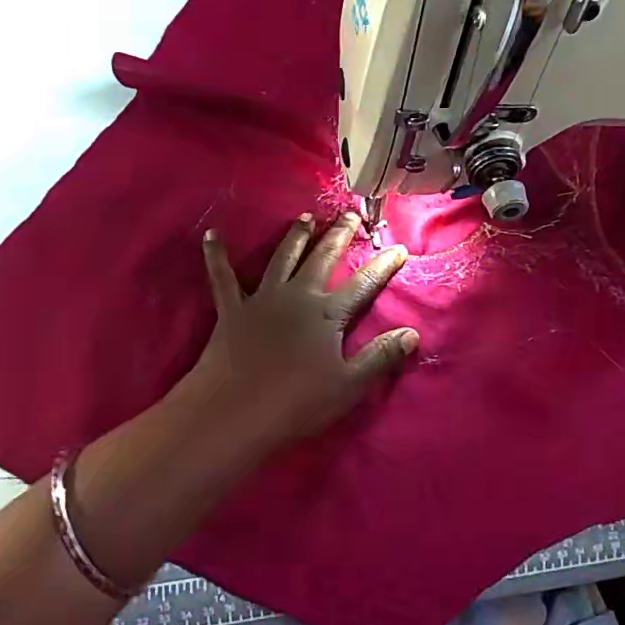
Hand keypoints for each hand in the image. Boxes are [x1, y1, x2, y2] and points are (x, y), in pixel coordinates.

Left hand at [173, 213, 416, 453]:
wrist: (235, 410)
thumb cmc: (296, 404)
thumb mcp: (348, 386)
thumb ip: (380, 356)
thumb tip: (413, 332)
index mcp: (327, 313)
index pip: (364, 284)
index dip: (383, 266)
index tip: (399, 247)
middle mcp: (296, 296)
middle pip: (322, 258)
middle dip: (339, 235)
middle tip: (350, 214)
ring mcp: (262, 299)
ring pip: (282, 258)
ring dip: (295, 236)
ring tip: (305, 217)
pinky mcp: (231, 309)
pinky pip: (222, 277)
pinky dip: (216, 255)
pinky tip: (211, 235)